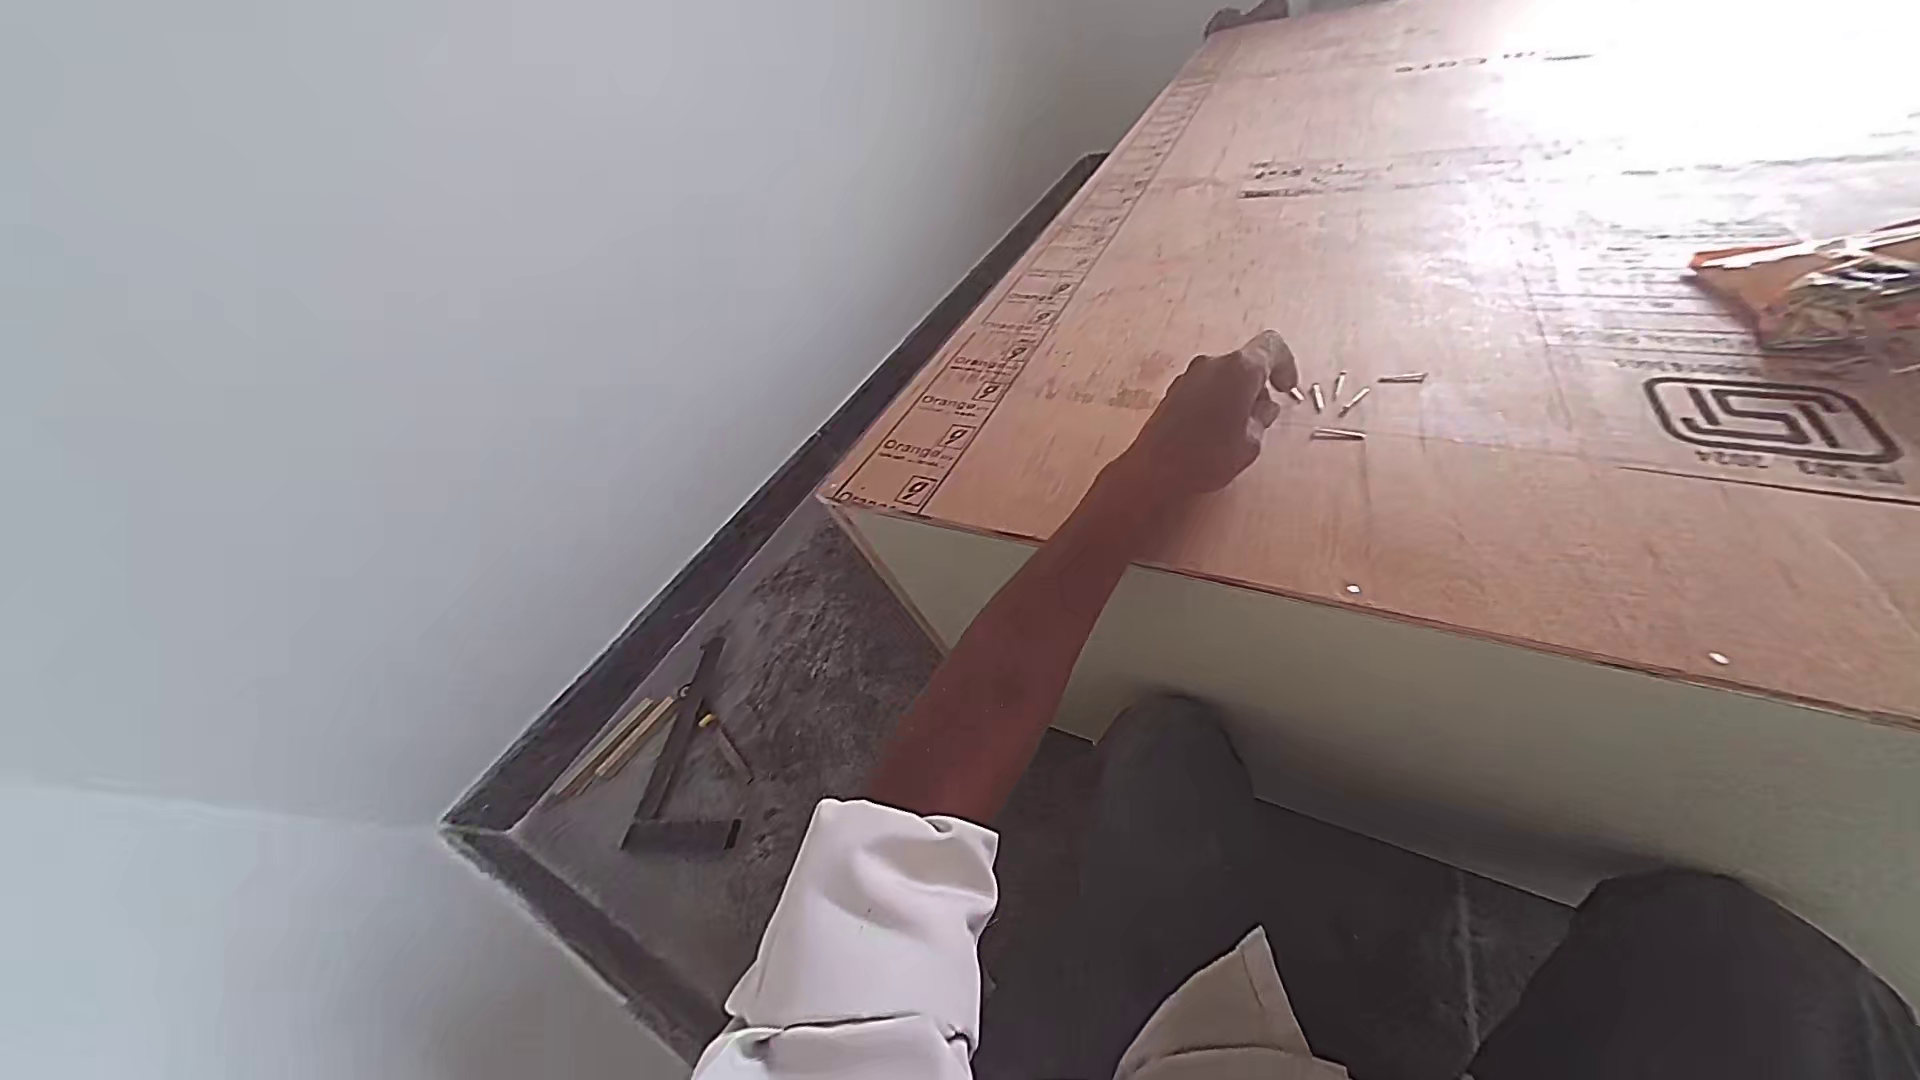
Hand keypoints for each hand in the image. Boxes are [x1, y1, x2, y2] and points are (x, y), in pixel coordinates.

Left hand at [1111, 331, 1291, 500]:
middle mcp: (1211, 364)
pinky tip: (1213, 429)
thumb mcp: (1251, 442)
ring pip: (1223, 376)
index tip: (1286, 389)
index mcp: (1239, 369)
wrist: (1153, 471)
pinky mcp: (1171, 392)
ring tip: (1237, 428)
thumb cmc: (1208, 457)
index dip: (1285, 364)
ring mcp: (1187, 376)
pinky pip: (1203, 387)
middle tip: (1261, 416)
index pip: (1271, 346)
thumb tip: (1263, 407)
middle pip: (1244, 362)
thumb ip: (1262, 417)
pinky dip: (1215, 400)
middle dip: (1258, 385)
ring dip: (1235, 394)